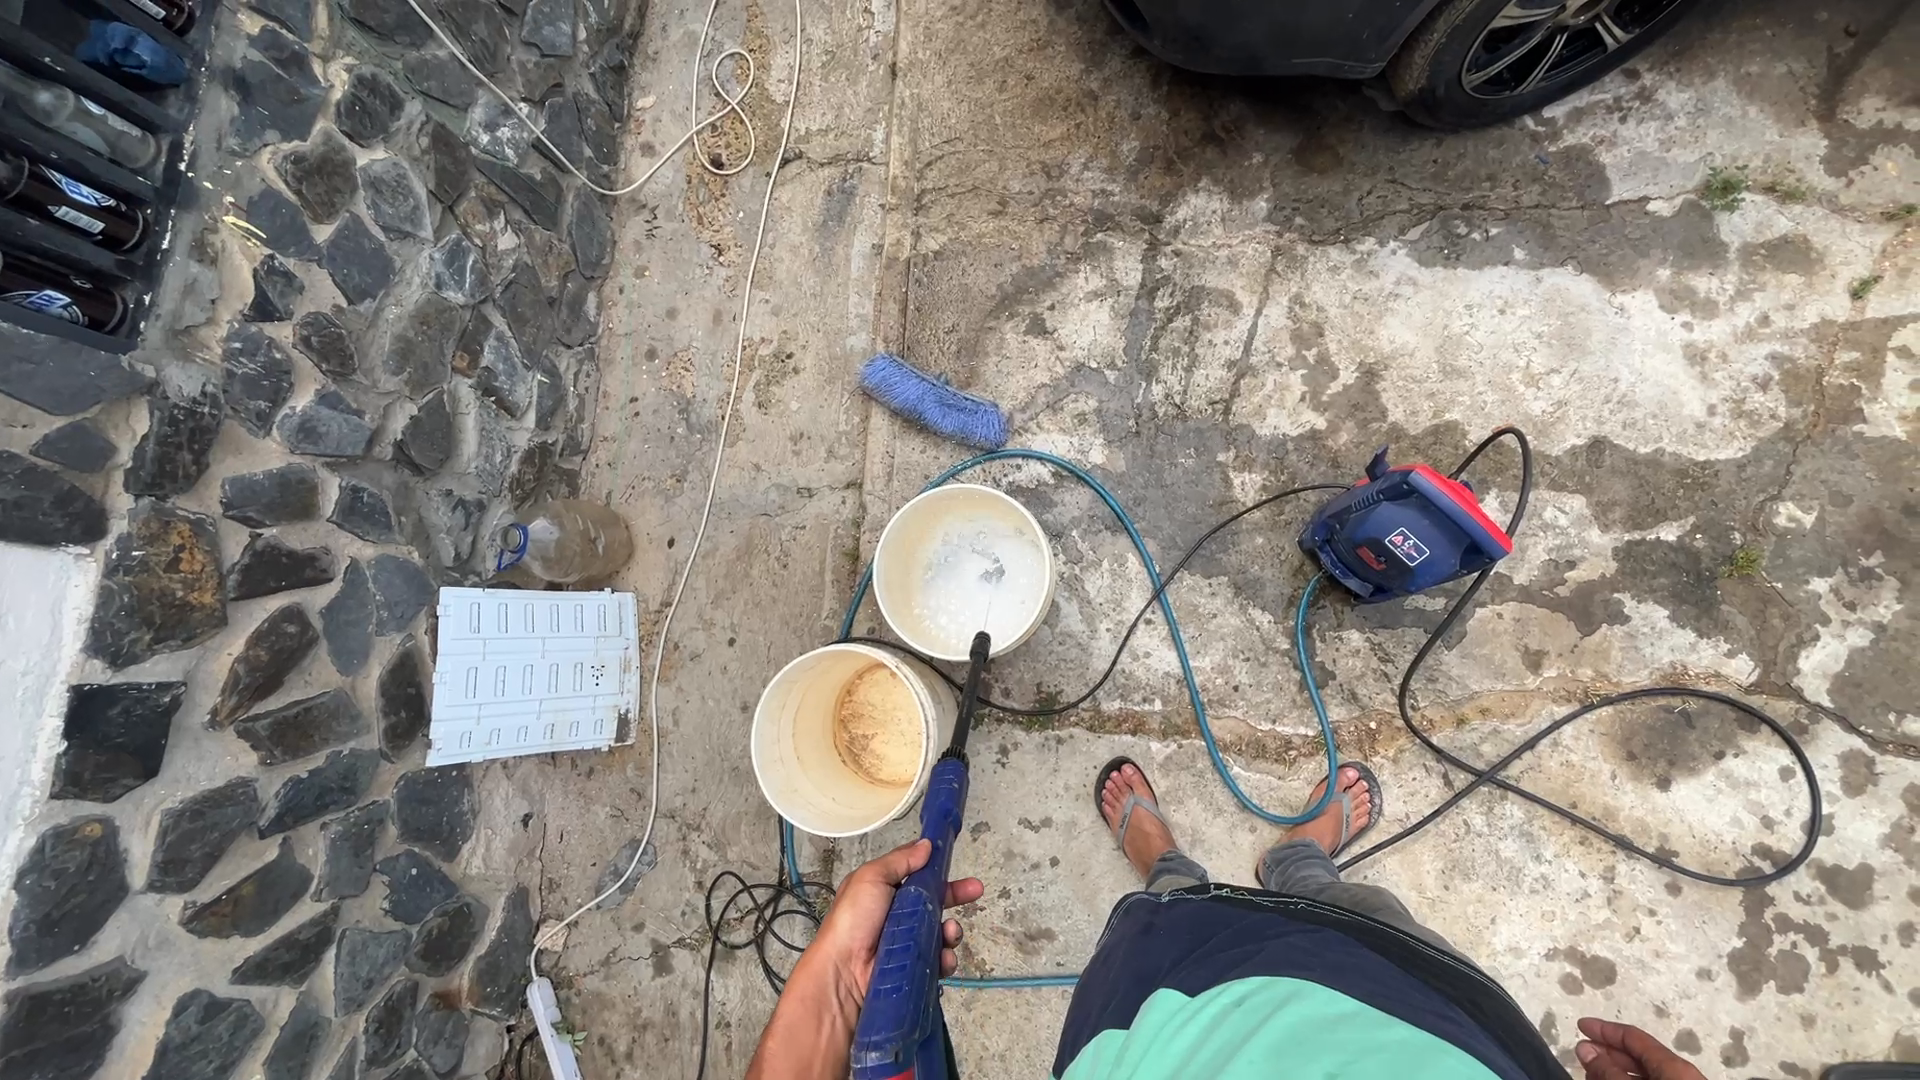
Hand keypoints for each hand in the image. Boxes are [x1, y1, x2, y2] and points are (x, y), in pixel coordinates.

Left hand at [804, 838, 985, 1013]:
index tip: (955, 863)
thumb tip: (925, 844)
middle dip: (956, 895)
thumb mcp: (871, 877)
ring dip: (951, 930)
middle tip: (975, 890)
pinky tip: (944, 957)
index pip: (918, 876)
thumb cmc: (853, 920)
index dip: (937, 869)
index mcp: (886, 891)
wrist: (842, 975)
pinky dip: (946, 958)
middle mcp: (898, 916)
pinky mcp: (915, 970)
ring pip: (941, 931)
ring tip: (950, 932)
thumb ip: (900, 860)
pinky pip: (939, 961)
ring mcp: (907, 944)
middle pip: (935, 902)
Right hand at [1575, 1018, 1706, 1079]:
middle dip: (1607, 1053)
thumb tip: (1584, 1047)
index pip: (1633, 1035)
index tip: (1580, 1026)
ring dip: (1615, 1069)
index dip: (1603, 1028)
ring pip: (1645, 1072)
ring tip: (1593, 1074)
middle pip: (1639, 1054)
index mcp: (1675, 1064)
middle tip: (1583, 1055)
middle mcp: (1683, 1073)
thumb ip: (1607, 1068)